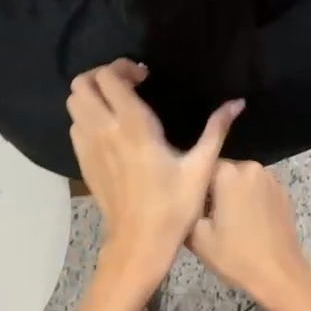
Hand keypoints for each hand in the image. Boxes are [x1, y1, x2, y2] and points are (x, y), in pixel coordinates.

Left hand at [67, 60, 241, 288]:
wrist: (140, 242)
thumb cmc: (174, 206)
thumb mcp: (201, 167)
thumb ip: (216, 129)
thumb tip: (237, 103)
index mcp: (133, 125)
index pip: (109, 77)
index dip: (123, 67)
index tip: (145, 78)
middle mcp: (104, 129)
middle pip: (82, 83)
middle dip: (103, 75)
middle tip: (128, 85)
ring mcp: (88, 146)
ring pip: (73, 102)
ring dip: (92, 94)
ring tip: (117, 103)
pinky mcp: (82, 161)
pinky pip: (74, 125)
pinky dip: (86, 116)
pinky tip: (109, 128)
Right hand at [187, 161, 310, 310]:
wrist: (280, 275)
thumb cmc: (236, 256)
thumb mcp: (196, 238)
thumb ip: (185, 210)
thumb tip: (180, 200)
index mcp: (228, 173)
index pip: (200, 167)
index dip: (192, 187)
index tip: (190, 207)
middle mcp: (251, 167)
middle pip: (222, 171)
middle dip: (212, 189)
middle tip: (206, 217)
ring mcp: (270, 179)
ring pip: (239, 180)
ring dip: (230, 194)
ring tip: (226, 221)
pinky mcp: (282, 193)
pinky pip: (256, 189)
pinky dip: (248, 199)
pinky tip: (246, 222)